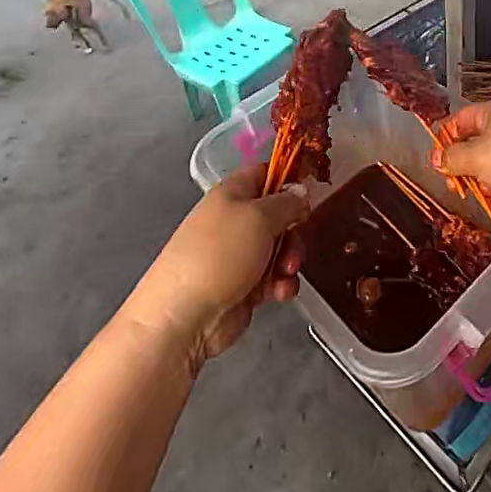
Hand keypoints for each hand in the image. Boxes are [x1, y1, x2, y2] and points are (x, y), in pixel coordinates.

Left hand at [119, 166, 308, 372]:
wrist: (182, 319)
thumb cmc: (218, 256)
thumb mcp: (260, 217)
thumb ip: (288, 201)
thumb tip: (300, 191)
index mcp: (231, 195)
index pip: (264, 172)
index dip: (288, 178)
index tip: (308, 192)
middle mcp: (234, 221)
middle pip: (280, 214)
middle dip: (293, 231)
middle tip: (292, 244)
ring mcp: (238, 255)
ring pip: (281, 247)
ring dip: (289, 259)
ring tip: (284, 273)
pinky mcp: (244, 285)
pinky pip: (274, 276)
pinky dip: (281, 284)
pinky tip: (278, 292)